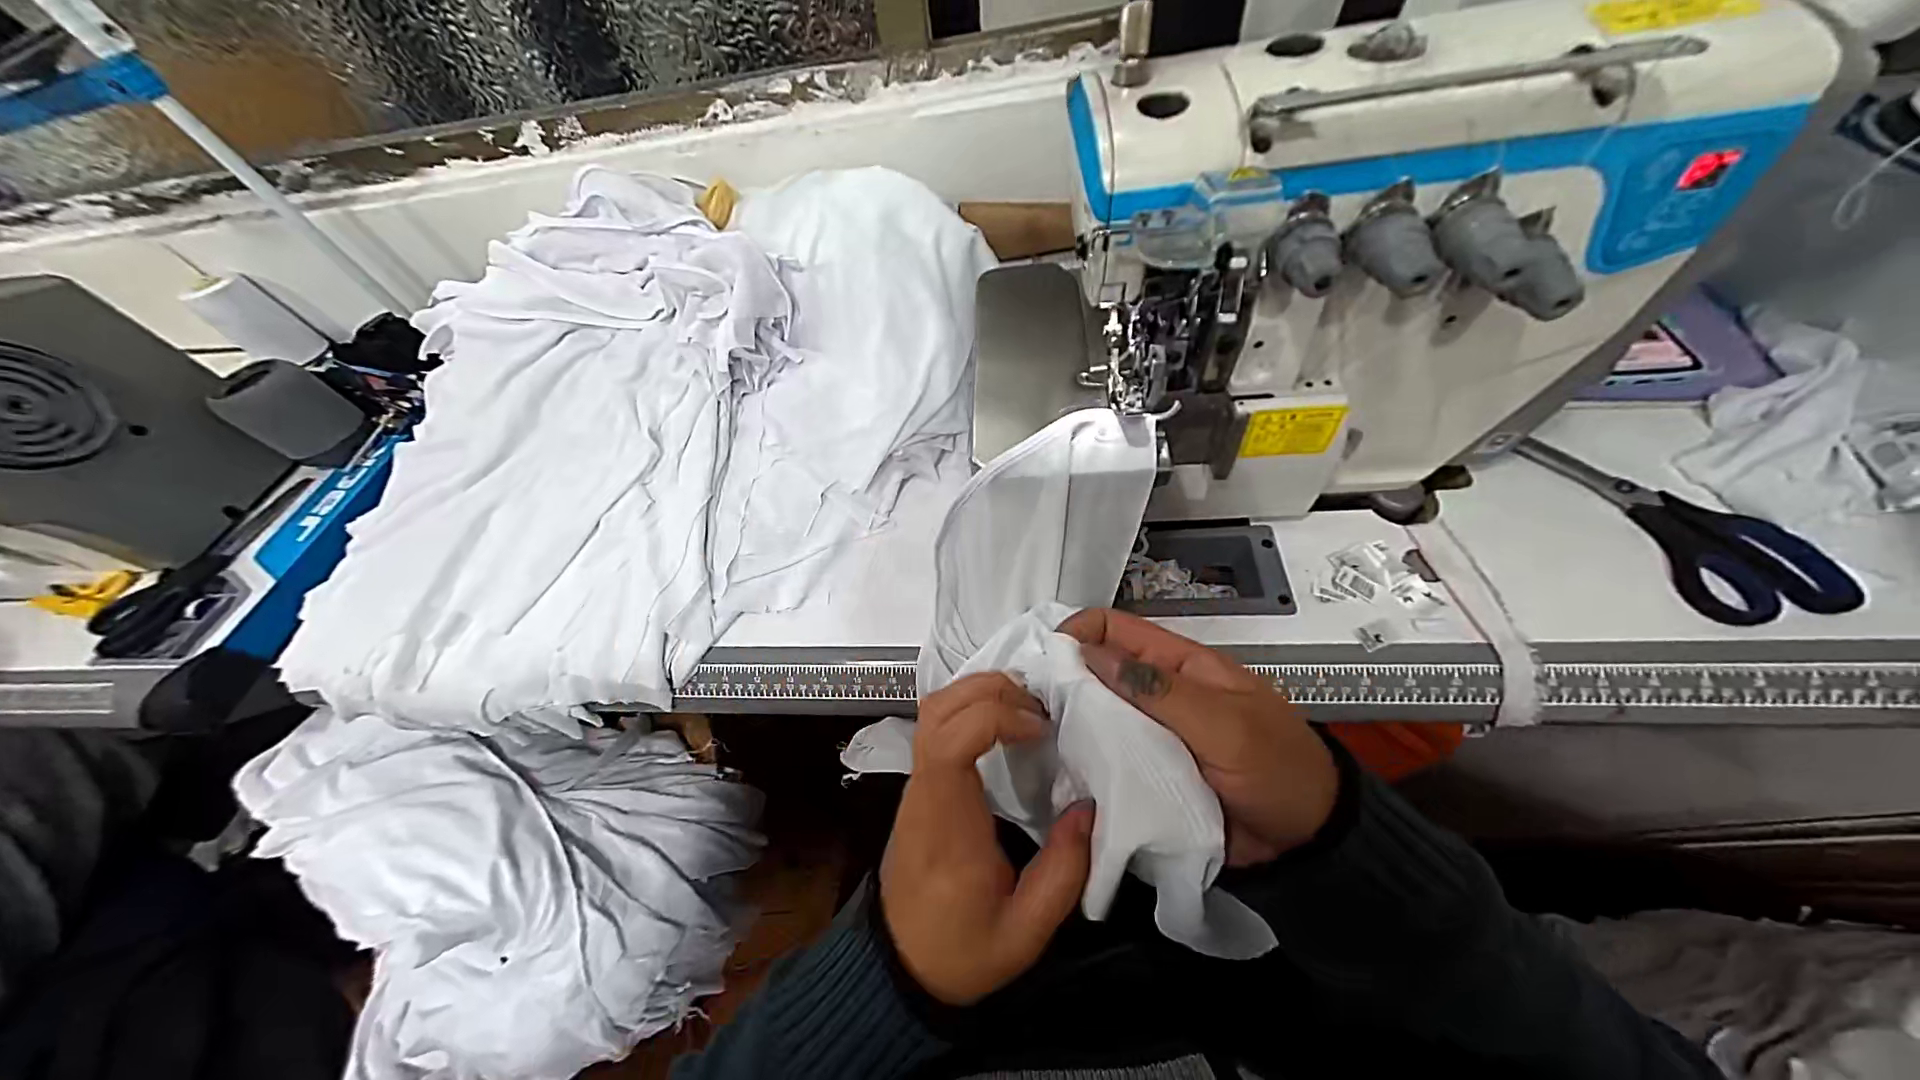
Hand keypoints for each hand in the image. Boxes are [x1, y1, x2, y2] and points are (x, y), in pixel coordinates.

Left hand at [881, 672, 1094, 1005]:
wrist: (899, 964)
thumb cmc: (959, 949)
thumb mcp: (1025, 931)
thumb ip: (1063, 871)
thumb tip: (1089, 808)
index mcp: (945, 821)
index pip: (949, 740)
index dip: (994, 716)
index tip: (1039, 729)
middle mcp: (923, 790)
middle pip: (938, 708)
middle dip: (991, 690)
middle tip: (1040, 711)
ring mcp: (916, 783)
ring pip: (934, 709)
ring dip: (980, 693)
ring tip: (1027, 711)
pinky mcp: (920, 784)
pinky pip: (937, 724)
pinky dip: (971, 707)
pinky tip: (1005, 723)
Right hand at [1059, 608, 1337, 866]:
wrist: (1308, 842)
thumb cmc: (1277, 769)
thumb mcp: (1224, 724)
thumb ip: (1160, 690)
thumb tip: (1090, 654)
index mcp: (1178, 664)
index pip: (1114, 628)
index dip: (1076, 634)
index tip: (1043, 662)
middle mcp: (1156, 692)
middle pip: (1096, 671)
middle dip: (1062, 682)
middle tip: (1029, 706)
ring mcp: (1149, 733)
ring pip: (1095, 716)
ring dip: (1069, 724)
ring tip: (1037, 740)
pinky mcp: (1145, 771)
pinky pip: (1105, 757)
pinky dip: (1085, 760)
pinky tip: (1062, 772)